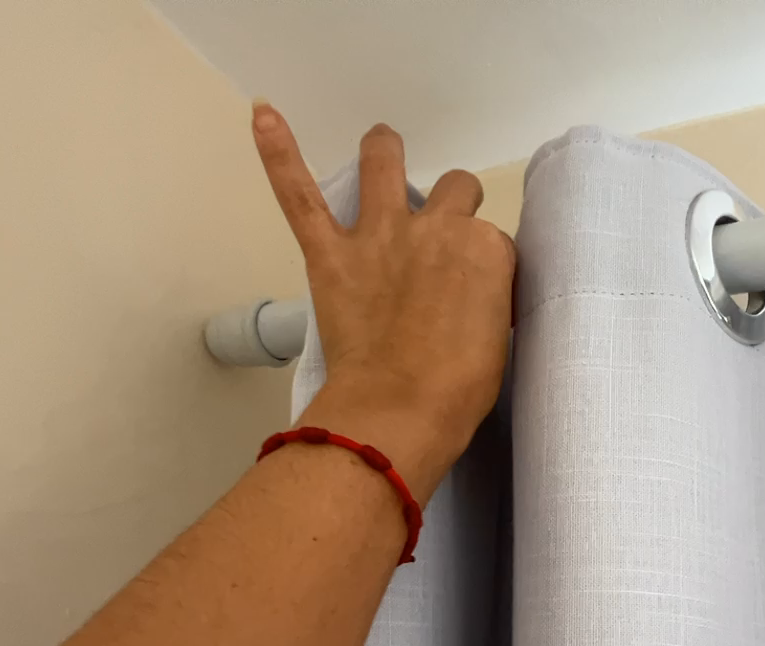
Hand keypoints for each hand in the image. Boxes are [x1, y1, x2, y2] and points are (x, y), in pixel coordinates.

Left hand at [251, 103, 515, 503]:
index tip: (479, 295)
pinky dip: (280, 155)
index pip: (492, 242)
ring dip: (385, 153)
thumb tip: (475, 297)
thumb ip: (489, 303)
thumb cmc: (461, 391)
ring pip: (383, 164)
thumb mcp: (499, 343)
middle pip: (455, 192)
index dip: (486, 266)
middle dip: (455, 208)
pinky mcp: (331, 254)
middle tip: (443, 239)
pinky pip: (299, 195)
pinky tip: (264, 116)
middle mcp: (438, 227)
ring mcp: (381, 234)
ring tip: (384, 152)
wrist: (402, 410)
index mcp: (486, 252)